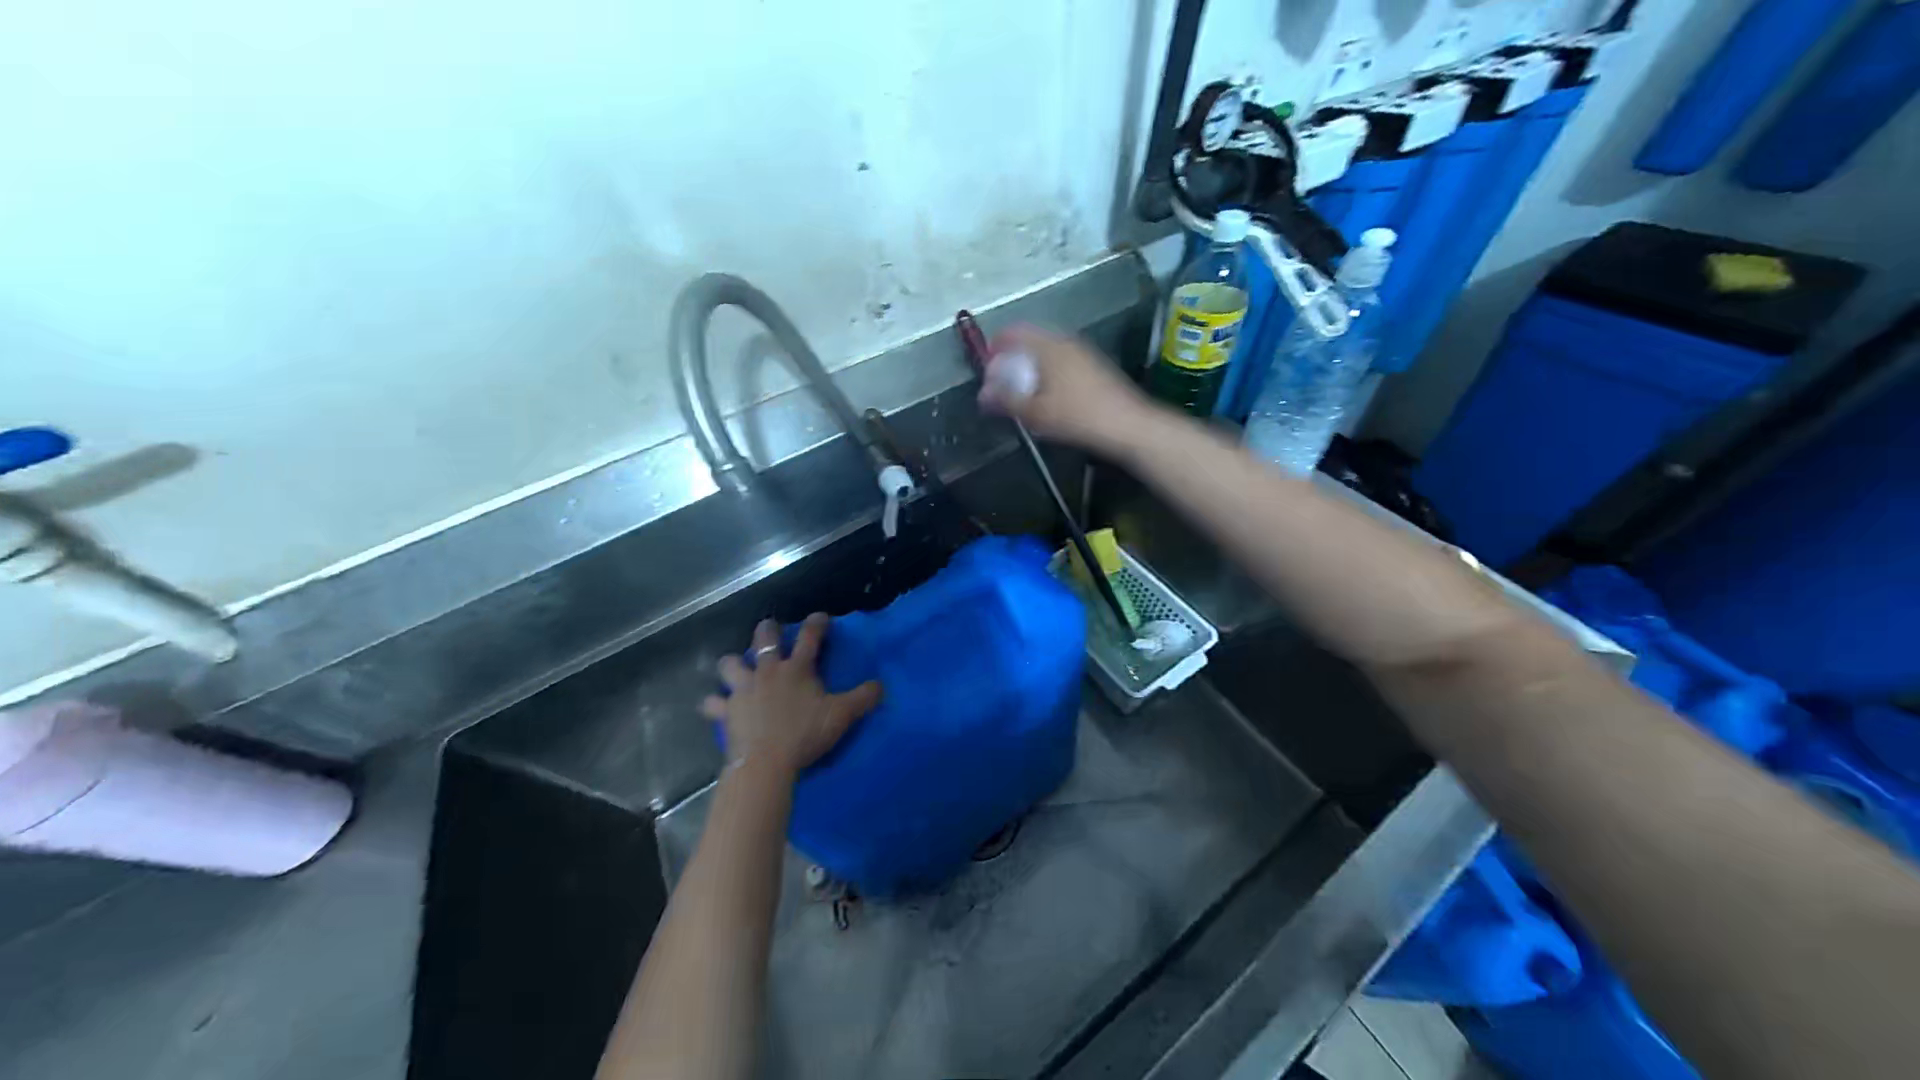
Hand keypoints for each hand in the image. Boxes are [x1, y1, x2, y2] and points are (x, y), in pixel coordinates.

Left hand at [701, 613, 881, 780]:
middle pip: (765, 641)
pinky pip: (713, 703)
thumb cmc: (806, 734)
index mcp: (797, 669)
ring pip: (731, 665)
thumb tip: (880, 685)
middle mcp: (768, 672)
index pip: (810, 637)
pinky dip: (713, 703)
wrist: (767, 761)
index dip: (817, 624)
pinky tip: (713, 704)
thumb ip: (863, 698)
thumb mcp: (842, 715)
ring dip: (732, 663)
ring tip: (736, 665)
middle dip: (767, 630)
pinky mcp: (727, 710)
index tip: (820, 616)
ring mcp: (744, 689)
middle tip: (769, 627)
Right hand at [978, 324, 1158, 454]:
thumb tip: (982, 395)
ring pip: (1048, 351)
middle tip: (1001, 380)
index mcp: (1048, 345)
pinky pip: (1061, 361)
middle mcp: (1066, 341)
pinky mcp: (1094, 366)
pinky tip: (1047, 395)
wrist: (1127, 425)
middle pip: (1031, 340)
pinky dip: (1048, 372)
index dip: (996, 344)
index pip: (1014, 331)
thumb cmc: (1076, 416)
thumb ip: (1005, 400)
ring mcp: (1083, 352)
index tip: (987, 363)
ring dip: (1031, 366)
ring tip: (1021, 391)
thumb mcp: (1035, 412)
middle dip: (1013, 358)